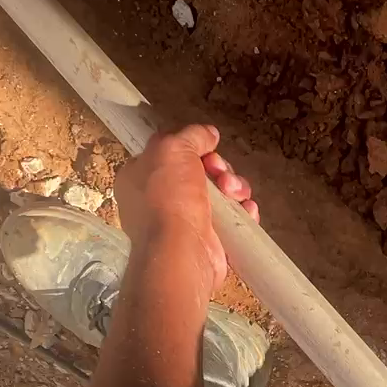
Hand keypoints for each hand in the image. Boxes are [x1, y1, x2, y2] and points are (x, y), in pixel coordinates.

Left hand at [112, 125, 259, 292]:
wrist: (182, 252)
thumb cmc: (168, 198)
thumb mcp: (172, 149)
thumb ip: (190, 135)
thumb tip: (209, 134)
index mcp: (140, 177)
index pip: (170, 154)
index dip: (192, 148)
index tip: (205, 150)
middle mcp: (160, 200)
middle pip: (201, 171)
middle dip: (219, 169)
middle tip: (221, 176)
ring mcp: (186, 222)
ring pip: (220, 193)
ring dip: (234, 187)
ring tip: (234, 194)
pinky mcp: (210, 240)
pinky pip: (231, 218)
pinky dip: (242, 211)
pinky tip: (246, 210)